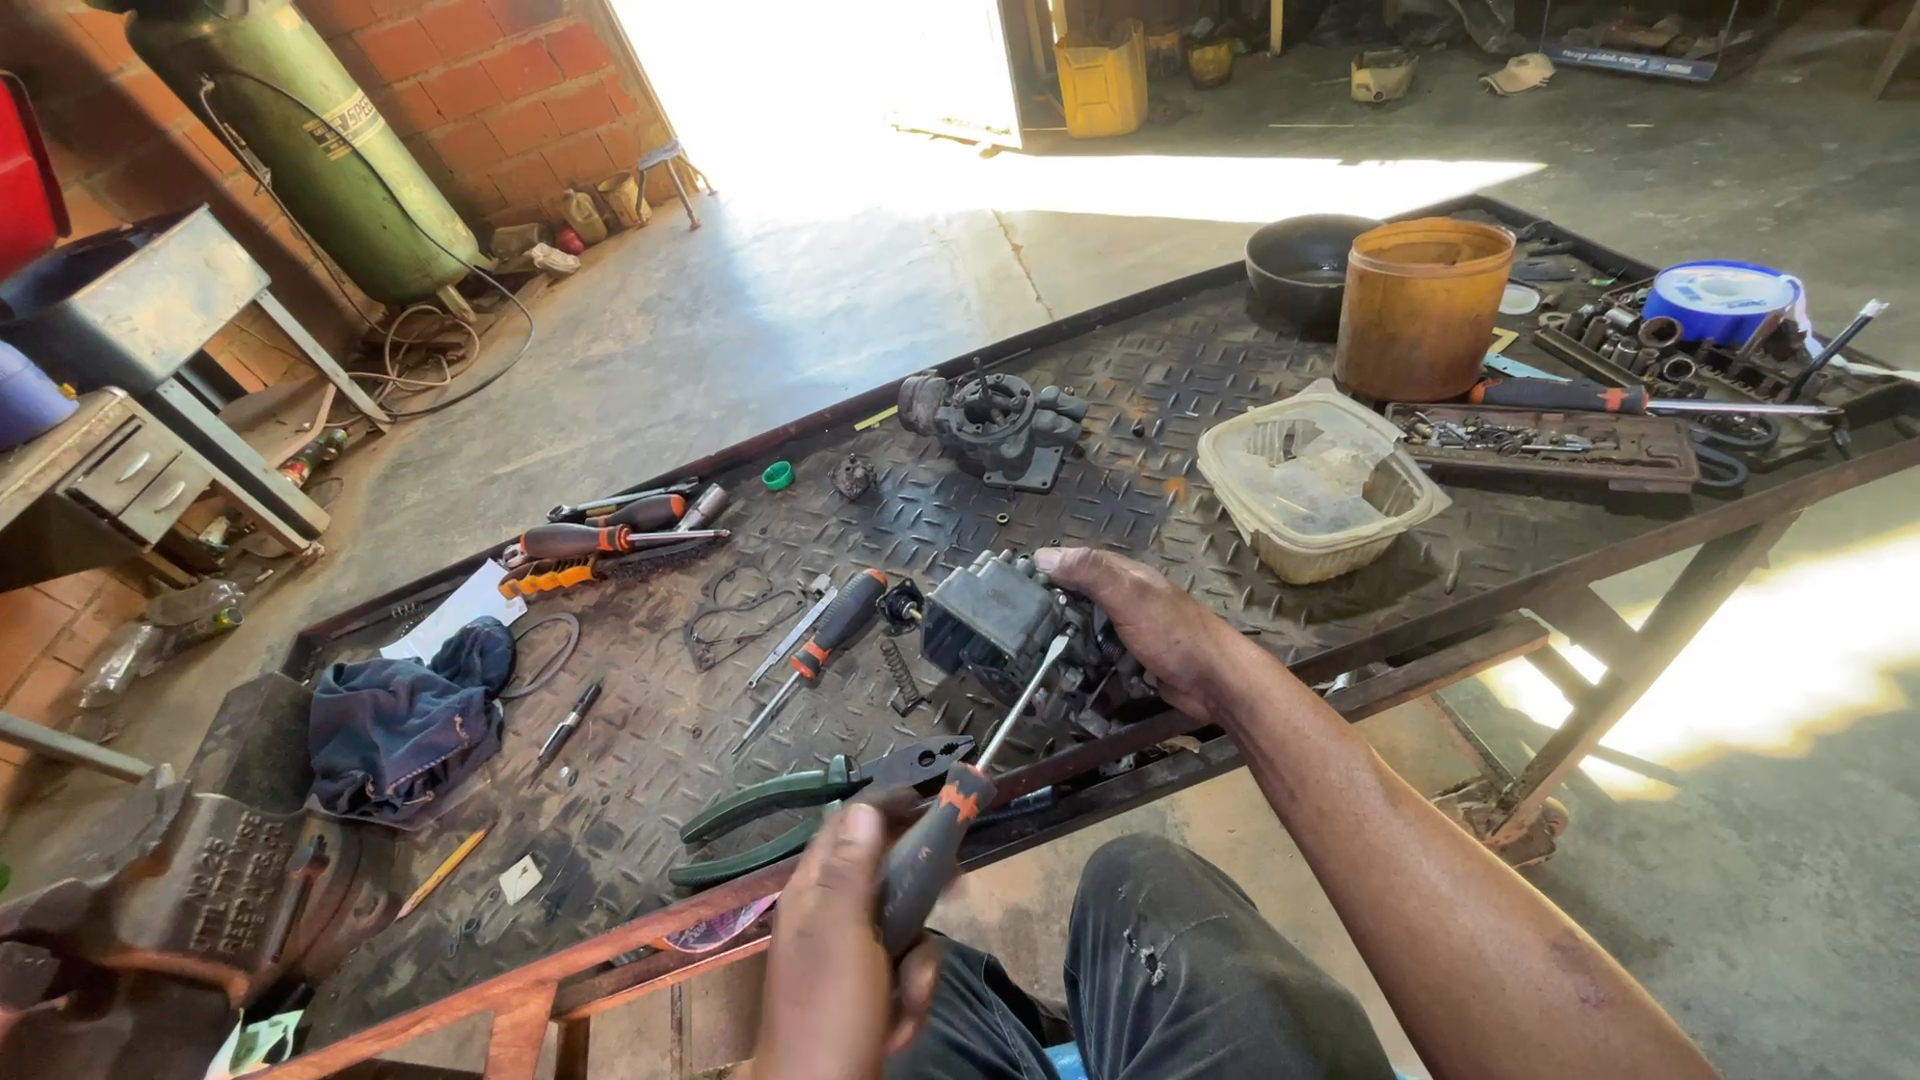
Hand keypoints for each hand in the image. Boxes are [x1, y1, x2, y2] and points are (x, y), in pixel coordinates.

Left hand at [755, 802, 942, 1079]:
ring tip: (905, 998)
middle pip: (885, 874)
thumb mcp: (842, 932)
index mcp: (812, 893)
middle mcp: (829, 915)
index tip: (925, 800)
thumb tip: (865, 807)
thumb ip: (852, 868)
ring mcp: (850, 956)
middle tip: (954, 884)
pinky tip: (899, 1027)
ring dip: (917, 962)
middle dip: (919, 890)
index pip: (846, 827)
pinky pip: (906, 969)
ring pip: (904, 925)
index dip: (884, 807)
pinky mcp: (869, 989)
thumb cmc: (829, 1011)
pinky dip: (911, 995)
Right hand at [1035, 547, 1255, 723]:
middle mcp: (1126, 599)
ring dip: (1064, 638)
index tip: (1012, 584)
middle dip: (1051, 607)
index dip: (1048, 569)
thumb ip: (1091, 574)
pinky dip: (1081, 660)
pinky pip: (1097, 655)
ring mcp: (1129, 630)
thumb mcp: (1130, 596)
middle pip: (1079, 597)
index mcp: (1126, 576)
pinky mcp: (1131, 659)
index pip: (1078, 563)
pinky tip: (1061, 672)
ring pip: (1086, 628)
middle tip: (1014, 624)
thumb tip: (1044, 556)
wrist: (1216, 682)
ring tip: (1028, 651)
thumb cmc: (1173, 634)